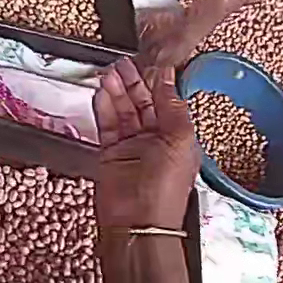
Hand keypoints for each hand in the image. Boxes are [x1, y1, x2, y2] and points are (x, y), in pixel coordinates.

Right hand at [93, 58, 197, 230]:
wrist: (137, 221)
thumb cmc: (164, 187)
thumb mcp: (180, 139)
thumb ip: (172, 106)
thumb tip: (167, 79)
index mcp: (178, 136)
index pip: (167, 101)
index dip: (158, 82)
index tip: (150, 62)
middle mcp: (155, 140)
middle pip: (143, 104)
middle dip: (133, 83)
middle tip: (123, 63)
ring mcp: (131, 147)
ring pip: (123, 112)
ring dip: (117, 92)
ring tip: (109, 72)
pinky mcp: (110, 153)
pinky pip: (107, 125)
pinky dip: (104, 107)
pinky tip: (102, 92)